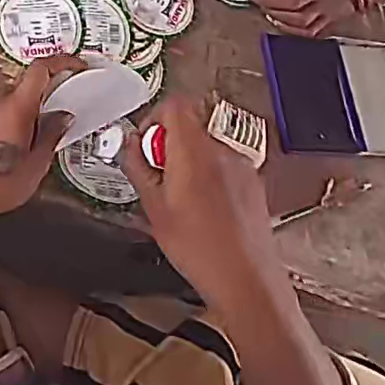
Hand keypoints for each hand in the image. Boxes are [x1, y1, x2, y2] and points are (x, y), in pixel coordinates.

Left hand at [0, 55, 84, 228]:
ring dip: (31, 109)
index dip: (62, 62)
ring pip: (15, 100)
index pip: (40, 68)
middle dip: (48, 94)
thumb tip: (63, 117)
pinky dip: (17, 119)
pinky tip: (22, 145)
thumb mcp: (37, 162)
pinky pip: (3, 113)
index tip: (76, 66)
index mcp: (17, 106)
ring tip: (42, 136)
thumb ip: (52, 134)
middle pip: (28, 85)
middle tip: (63, 111)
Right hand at [117, 96, 285, 312]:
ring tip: (182, 201)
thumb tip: (131, 145)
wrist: (246, 279)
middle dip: (169, 146)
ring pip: (205, 147)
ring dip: (189, 163)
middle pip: (189, 126)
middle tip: (159, 177)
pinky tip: (204, 210)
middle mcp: (220, 150)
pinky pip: (223, 165)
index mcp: (193, 150)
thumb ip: (138, 167)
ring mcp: (240, 165)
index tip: (147, 142)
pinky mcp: (252, 181)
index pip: (175, 104)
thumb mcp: (153, 208)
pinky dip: (209, 177)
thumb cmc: (200, 249)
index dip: (155, 117)